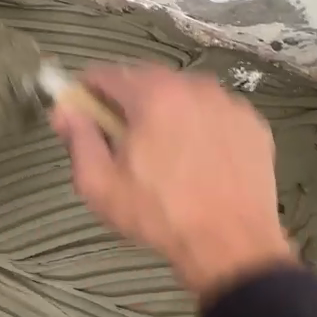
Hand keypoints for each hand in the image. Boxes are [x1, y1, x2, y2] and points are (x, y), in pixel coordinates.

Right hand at [50, 65, 295, 304]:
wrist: (230, 242)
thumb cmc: (156, 214)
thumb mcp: (98, 183)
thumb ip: (78, 139)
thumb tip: (63, 110)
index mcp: (153, 97)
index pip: (108, 74)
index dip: (85, 89)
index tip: (76, 108)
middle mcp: (195, 88)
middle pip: (146, 79)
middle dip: (124, 100)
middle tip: (112, 135)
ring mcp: (229, 104)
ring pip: (181, 94)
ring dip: (160, 111)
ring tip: (153, 148)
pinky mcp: (252, 124)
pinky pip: (210, 112)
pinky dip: (193, 124)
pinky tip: (189, 157)